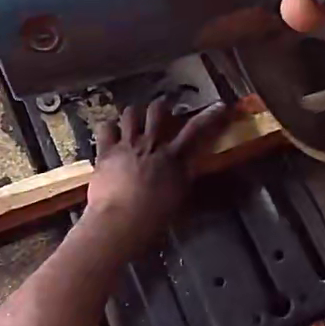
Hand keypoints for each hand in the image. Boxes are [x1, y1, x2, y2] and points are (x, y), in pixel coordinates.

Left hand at [83, 98, 231, 246]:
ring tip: (135, 117)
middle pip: (157, 111)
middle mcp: (151, 143)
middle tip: (162, 108)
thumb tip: (193, 166)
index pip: (196, 129)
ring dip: (134, 113)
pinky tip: (111, 133)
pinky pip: (105, 128)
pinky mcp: (105, 152)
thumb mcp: (180, 195)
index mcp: (173, 156)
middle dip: (161, 106)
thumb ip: (186, 176)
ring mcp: (126, 145)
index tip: (219, 105)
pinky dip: (109, 128)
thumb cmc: (156, 215)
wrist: (121, 220)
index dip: (209, 115)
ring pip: (130, 113)